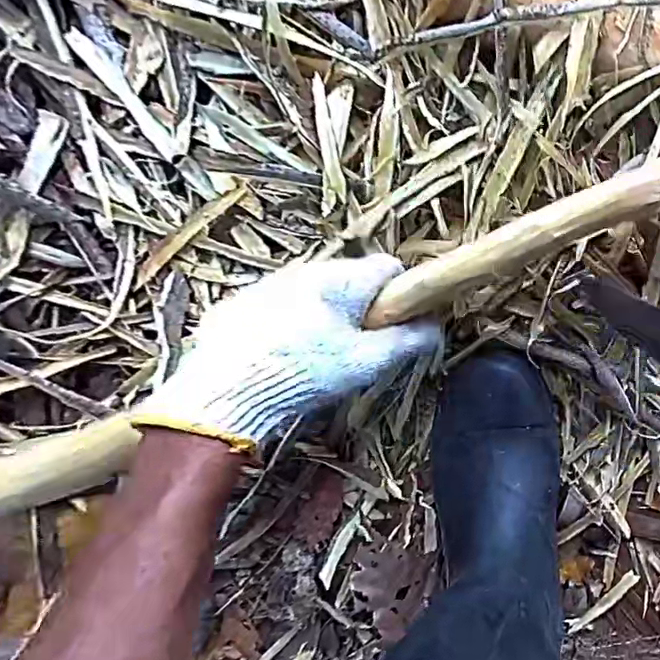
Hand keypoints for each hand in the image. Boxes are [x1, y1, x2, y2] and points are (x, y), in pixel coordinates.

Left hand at [131, 255, 438, 452]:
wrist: (223, 394)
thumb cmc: (304, 374)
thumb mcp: (366, 362)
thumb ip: (408, 341)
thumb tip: (436, 328)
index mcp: (340, 279)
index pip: (389, 266)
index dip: (402, 294)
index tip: (397, 324)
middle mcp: (304, 270)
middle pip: (352, 279)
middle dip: (363, 308)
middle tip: (359, 349)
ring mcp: (268, 284)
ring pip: (315, 292)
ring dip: (327, 316)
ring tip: (318, 357)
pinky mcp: (239, 304)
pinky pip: (280, 306)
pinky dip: (291, 324)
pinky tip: (282, 357)